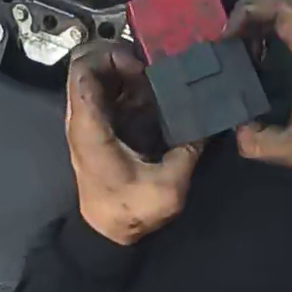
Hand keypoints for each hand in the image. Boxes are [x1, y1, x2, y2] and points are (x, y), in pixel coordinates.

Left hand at [66, 42, 203, 243]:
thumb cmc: (129, 211)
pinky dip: (133, 89)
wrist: (107, 234)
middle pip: (91, 65)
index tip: (142, 69)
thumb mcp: (167, 185)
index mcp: (89, 125)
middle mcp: (84, 117)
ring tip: (161, 82)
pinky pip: (113, 94)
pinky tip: (159, 97)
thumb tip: (209, 121)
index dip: (110, 57)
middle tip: (154, 69)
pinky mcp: (103, 128)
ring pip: (102, 78)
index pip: (82, 69)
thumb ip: (189, 150)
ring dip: (129, 74)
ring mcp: (92, 121)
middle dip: (122, 59)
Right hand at [224, 0, 291, 167]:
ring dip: (262, 6)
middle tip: (232, 31)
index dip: (248, 12)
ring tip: (243, 35)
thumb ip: (258, 142)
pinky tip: (260, 41)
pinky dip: (274, 13)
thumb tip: (236, 127)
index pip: (283, 8)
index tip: (226, 36)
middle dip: (251, 2)